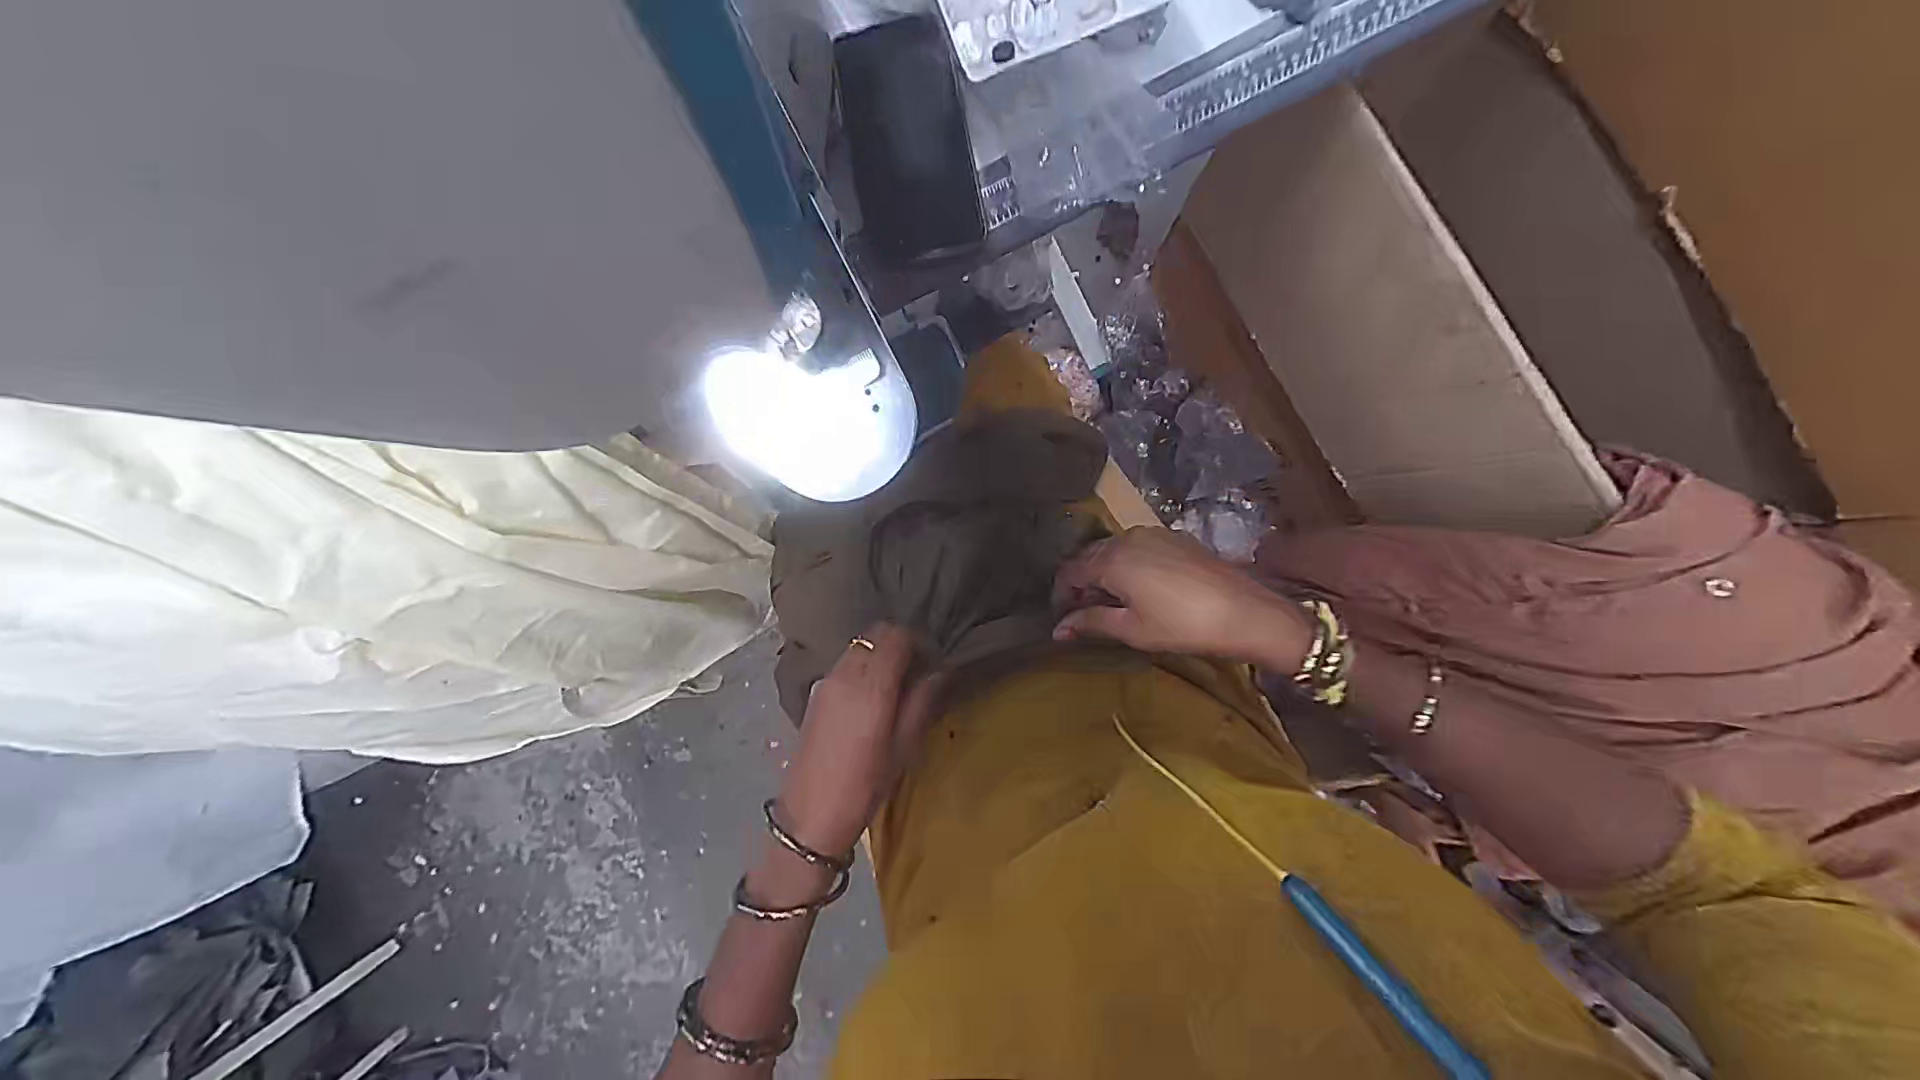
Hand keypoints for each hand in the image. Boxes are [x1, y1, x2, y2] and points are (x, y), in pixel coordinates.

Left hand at [777, 623, 941, 856]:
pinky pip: (845, 663)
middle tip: (918, 670)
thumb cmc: (865, 785)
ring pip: (859, 647)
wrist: (811, 816)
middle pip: (875, 635)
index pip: (895, 636)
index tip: (933, 661)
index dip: (919, 641)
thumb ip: (922, 702)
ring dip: (880, 654)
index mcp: (869, 687)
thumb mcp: (904, 747)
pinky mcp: (814, 693)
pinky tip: (873, 696)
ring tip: (897, 685)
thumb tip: (942, 670)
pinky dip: (863, 666)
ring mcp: (825, 681)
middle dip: (900, 643)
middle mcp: (844, 674)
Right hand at [1052, 527, 1312, 667]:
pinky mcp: (1174, 537)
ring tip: (1112, 603)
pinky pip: (1136, 547)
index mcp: (1111, 559)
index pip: (1068, 571)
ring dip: (1103, 573)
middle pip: (1088, 557)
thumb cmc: (1183, 625)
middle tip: (1083, 614)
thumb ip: (1090, 622)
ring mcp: (1152, 534)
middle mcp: (1126, 538)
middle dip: (1080, 583)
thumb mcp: (1131, 629)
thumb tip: (1057, 629)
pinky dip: (1126, 565)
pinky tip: (1139, 588)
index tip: (1063, 619)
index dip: (1060, 595)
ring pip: (1112, 550)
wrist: (1246, 612)